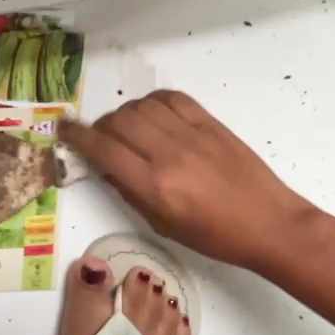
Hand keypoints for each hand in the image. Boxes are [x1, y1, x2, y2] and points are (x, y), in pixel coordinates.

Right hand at [60, 90, 320, 270]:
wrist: (271, 225)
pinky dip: (153, 102)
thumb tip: (105, 166)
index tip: (64, 130)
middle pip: (117, 122)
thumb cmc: (215, 236)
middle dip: (100, 127)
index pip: (102, 149)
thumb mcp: (162, 225)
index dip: (76, 136)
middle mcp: (168, 155)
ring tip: (129, 129)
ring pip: (140, 107)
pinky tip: (152, 114)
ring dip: (125, 114)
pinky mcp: (210, 123)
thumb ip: (129, 192)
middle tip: (102, 139)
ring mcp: (191, 135)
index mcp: (154, 186)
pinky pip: (171, 98)